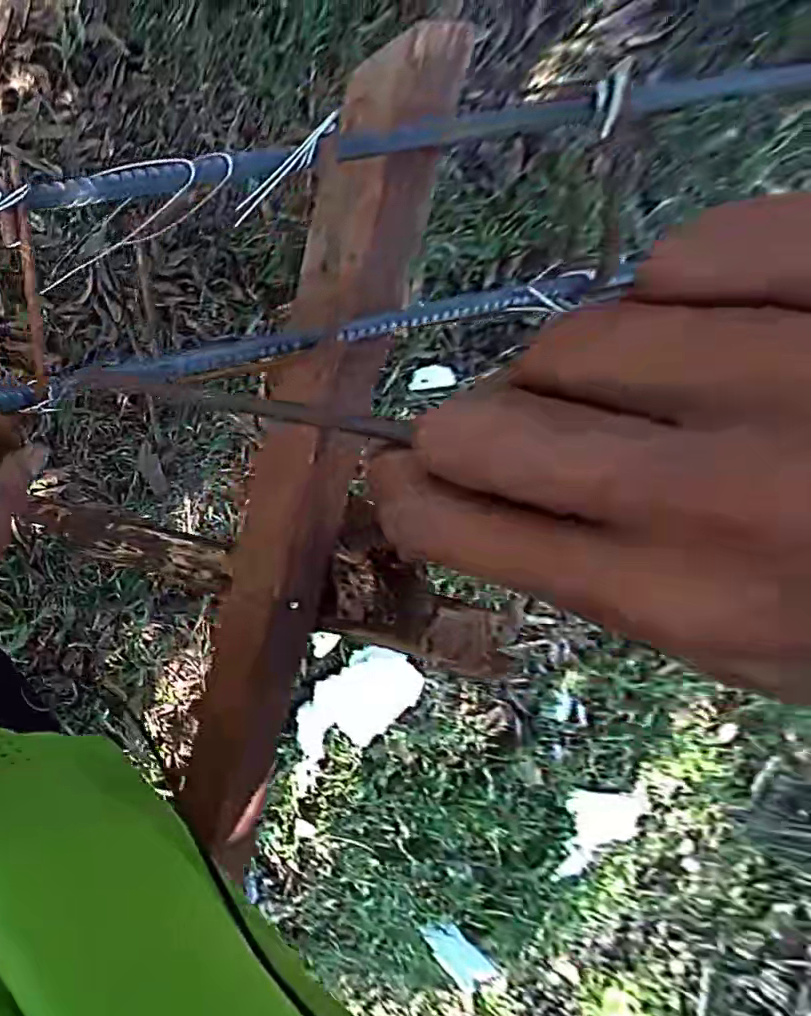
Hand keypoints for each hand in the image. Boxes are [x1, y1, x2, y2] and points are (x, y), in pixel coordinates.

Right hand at [371, 194, 810, 702]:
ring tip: (680, 372)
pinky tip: (743, 311)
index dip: (398, 486)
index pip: (435, 517)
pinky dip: (691, 277)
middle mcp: (721, 501)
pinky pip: (697, 251)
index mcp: (675, 598)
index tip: (404, 470)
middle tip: (544, 427)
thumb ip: (575, 563)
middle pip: (467, 425)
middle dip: (478, 426)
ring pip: (572, 337)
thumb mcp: (739, 636)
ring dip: (596, 359)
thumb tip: (431, 481)